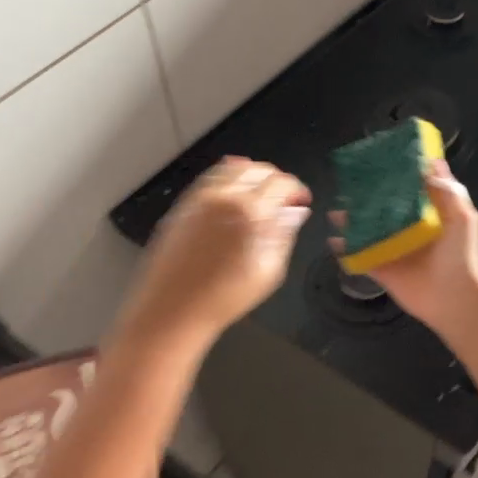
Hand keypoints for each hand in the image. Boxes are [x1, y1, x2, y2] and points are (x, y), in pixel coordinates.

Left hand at [120, 157, 310, 346]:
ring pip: (230, 169)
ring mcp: (200, 199)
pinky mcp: (183, 206)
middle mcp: (224, 197)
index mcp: (251, 212)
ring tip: (259, 193)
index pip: (281, 184)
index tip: (301, 200)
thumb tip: (294, 212)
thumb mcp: (268, 271)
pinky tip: (232, 195)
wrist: (175, 308)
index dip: (296, 189)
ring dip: (250, 175)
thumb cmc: (225, 298)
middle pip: (256, 170)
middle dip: (275, 178)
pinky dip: (226, 180)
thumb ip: (283, 235)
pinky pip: (209, 180)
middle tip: (283, 196)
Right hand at [330, 159, 477, 338]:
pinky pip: (361, 258)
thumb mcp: (463, 216)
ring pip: (368, 233)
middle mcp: (409, 232)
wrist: (454, 298)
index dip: (396, 180)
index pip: (409, 193)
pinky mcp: (383, 270)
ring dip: (352, 223)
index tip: (379, 163)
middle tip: (349, 188)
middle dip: (366, 201)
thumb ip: (447, 190)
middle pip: (383, 212)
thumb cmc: (461, 255)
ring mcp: (394, 251)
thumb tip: (432, 161)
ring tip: (336, 213)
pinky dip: (347, 250)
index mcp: (429, 217)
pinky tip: (334, 240)